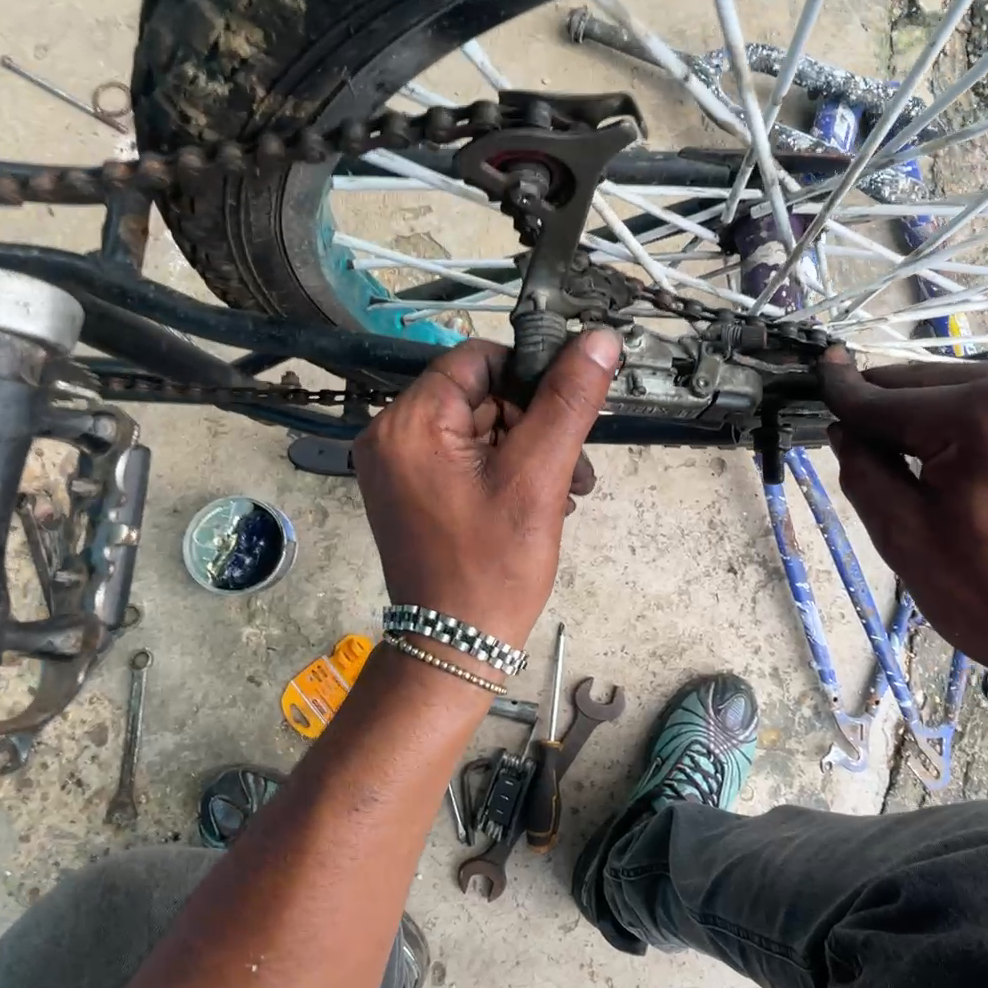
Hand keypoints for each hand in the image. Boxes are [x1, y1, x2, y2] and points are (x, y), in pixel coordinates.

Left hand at [354, 331, 619, 650]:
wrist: (455, 648)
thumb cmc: (493, 566)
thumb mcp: (537, 476)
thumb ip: (567, 402)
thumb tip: (598, 340)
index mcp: (410, 422)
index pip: (478, 359)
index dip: (530, 376)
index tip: (568, 412)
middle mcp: (390, 434)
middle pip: (480, 395)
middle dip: (535, 424)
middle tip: (575, 467)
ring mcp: (397, 465)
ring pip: (479, 427)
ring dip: (529, 450)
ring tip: (566, 490)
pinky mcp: (410, 489)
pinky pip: (464, 457)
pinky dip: (505, 469)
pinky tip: (540, 499)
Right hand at [819, 350, 987, 699]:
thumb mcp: (909, 541)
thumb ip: (864, 471)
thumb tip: (846, 428)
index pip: (887, 397)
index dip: (844, 392)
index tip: (820, 371)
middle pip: (931, 382)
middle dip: (892, 411)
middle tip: (864, 444)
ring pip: (973, 387)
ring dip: (938, 416)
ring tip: (927, 465)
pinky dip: (984, 421)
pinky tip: (978, 462)